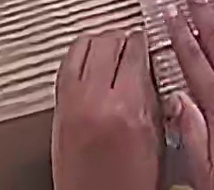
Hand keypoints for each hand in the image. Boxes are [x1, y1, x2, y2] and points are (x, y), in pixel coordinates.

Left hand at [52, 30, 159, 189]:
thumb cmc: (127, 187)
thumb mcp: (154, 142)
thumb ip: (152, 99)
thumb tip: (148, 68)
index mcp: (128, 109)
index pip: (134, 51)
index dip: (143, 41)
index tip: (145, 40)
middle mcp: (97, 98)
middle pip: (108, 41)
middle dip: (122, 39)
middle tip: (129, 44)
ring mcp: (73, 100)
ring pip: (84, 44)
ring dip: (99, 42)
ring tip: (108, 48)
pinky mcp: (58, 106)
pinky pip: (67, 62)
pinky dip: (78, 54)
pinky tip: (88, 59)